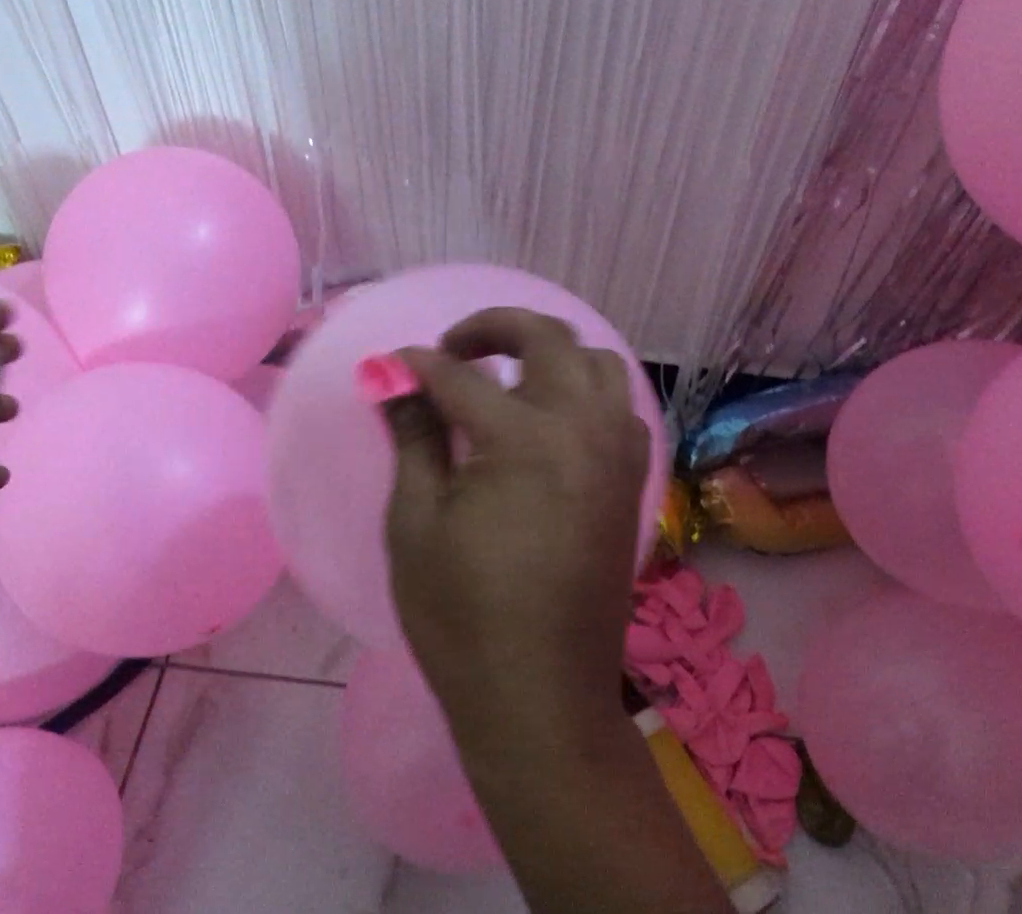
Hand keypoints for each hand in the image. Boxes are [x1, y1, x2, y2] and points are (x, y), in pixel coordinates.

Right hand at [382, 308, 651, 712]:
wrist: (539, 694)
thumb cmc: (461, 617)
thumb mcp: (416, 525)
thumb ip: (414, 439)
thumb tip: (396, 381)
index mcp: (524, 439)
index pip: (461, 377)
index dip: (417, 366)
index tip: (390, 367)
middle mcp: (583, 430)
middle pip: (548, 340)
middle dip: (494, 327)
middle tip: (453, 349)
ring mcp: (617, 456)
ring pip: (597, 365)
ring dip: (550, 354)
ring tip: (507, 378)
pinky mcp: (631, 485)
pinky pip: (618, 409)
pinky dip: (585, 392)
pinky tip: (549, 420)